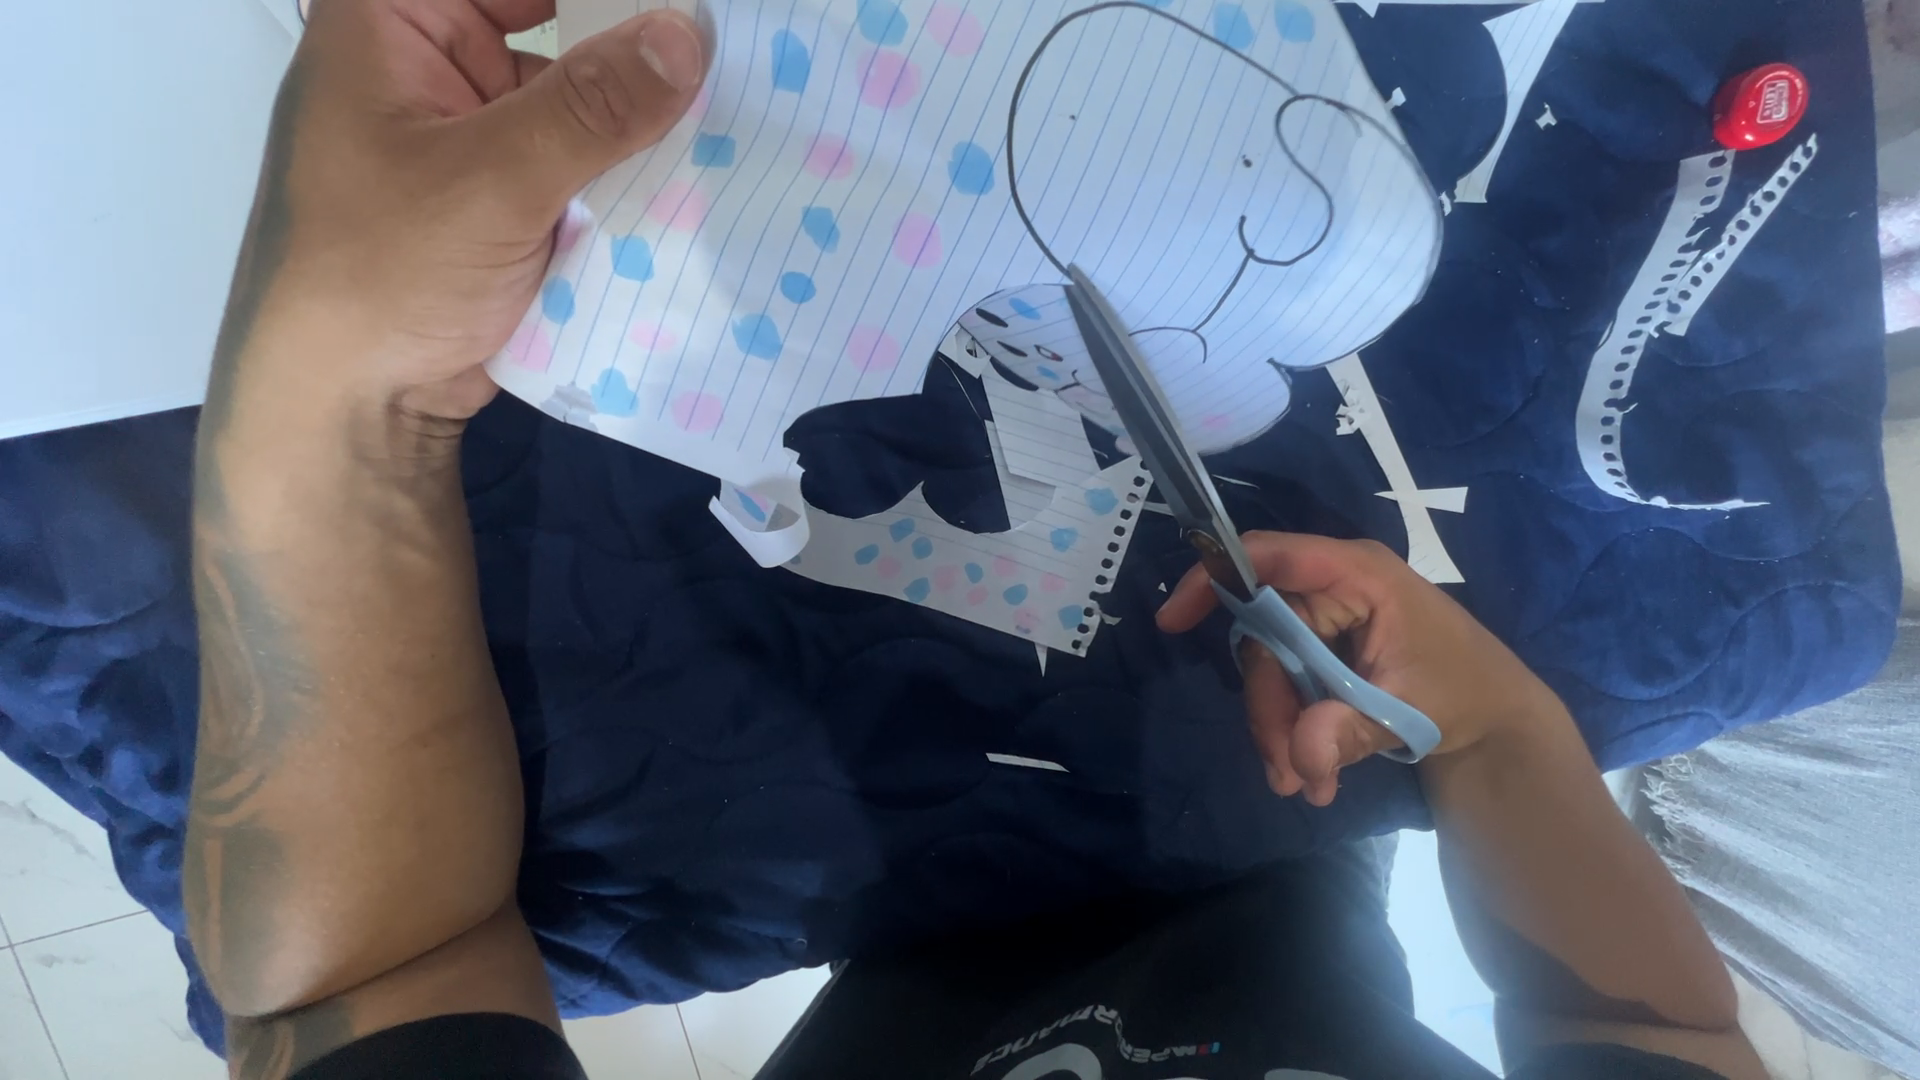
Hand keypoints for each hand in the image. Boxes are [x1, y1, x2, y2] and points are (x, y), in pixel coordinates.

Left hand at [208, 0, 707, 438]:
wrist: (367, 392)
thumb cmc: (390, 266)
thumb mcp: (493, 178)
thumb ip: (591, 110)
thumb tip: (688, 35)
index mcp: (399, 24)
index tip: (683, 7)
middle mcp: (446, 72)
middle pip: (558, 36)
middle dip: (636, 56)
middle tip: (725, 65)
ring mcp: (489, 148)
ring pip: (584, 114)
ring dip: (645, 129)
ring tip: (733, 129)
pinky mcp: (522, 209)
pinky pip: (590, 177)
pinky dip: (636, 184)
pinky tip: (699, 190)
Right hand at [1156, 533, 1566, 805]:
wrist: (1497, 720)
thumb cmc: (1465, 694)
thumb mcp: (1411, 712)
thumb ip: (1351, 729)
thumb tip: (1300, 756)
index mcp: (1356, 573)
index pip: (1268, 556)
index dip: (1213, 578)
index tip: (1174, 619)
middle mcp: (1331, 586)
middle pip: (1263, 632)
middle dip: (1267, 704)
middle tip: (1283, 768)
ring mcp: (1325, 616)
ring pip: (1269, 663)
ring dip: (1278, 727)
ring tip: (1303, 783)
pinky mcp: (1322, 644)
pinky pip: (1285, 678)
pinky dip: (1291, 726)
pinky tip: (1311, 771)